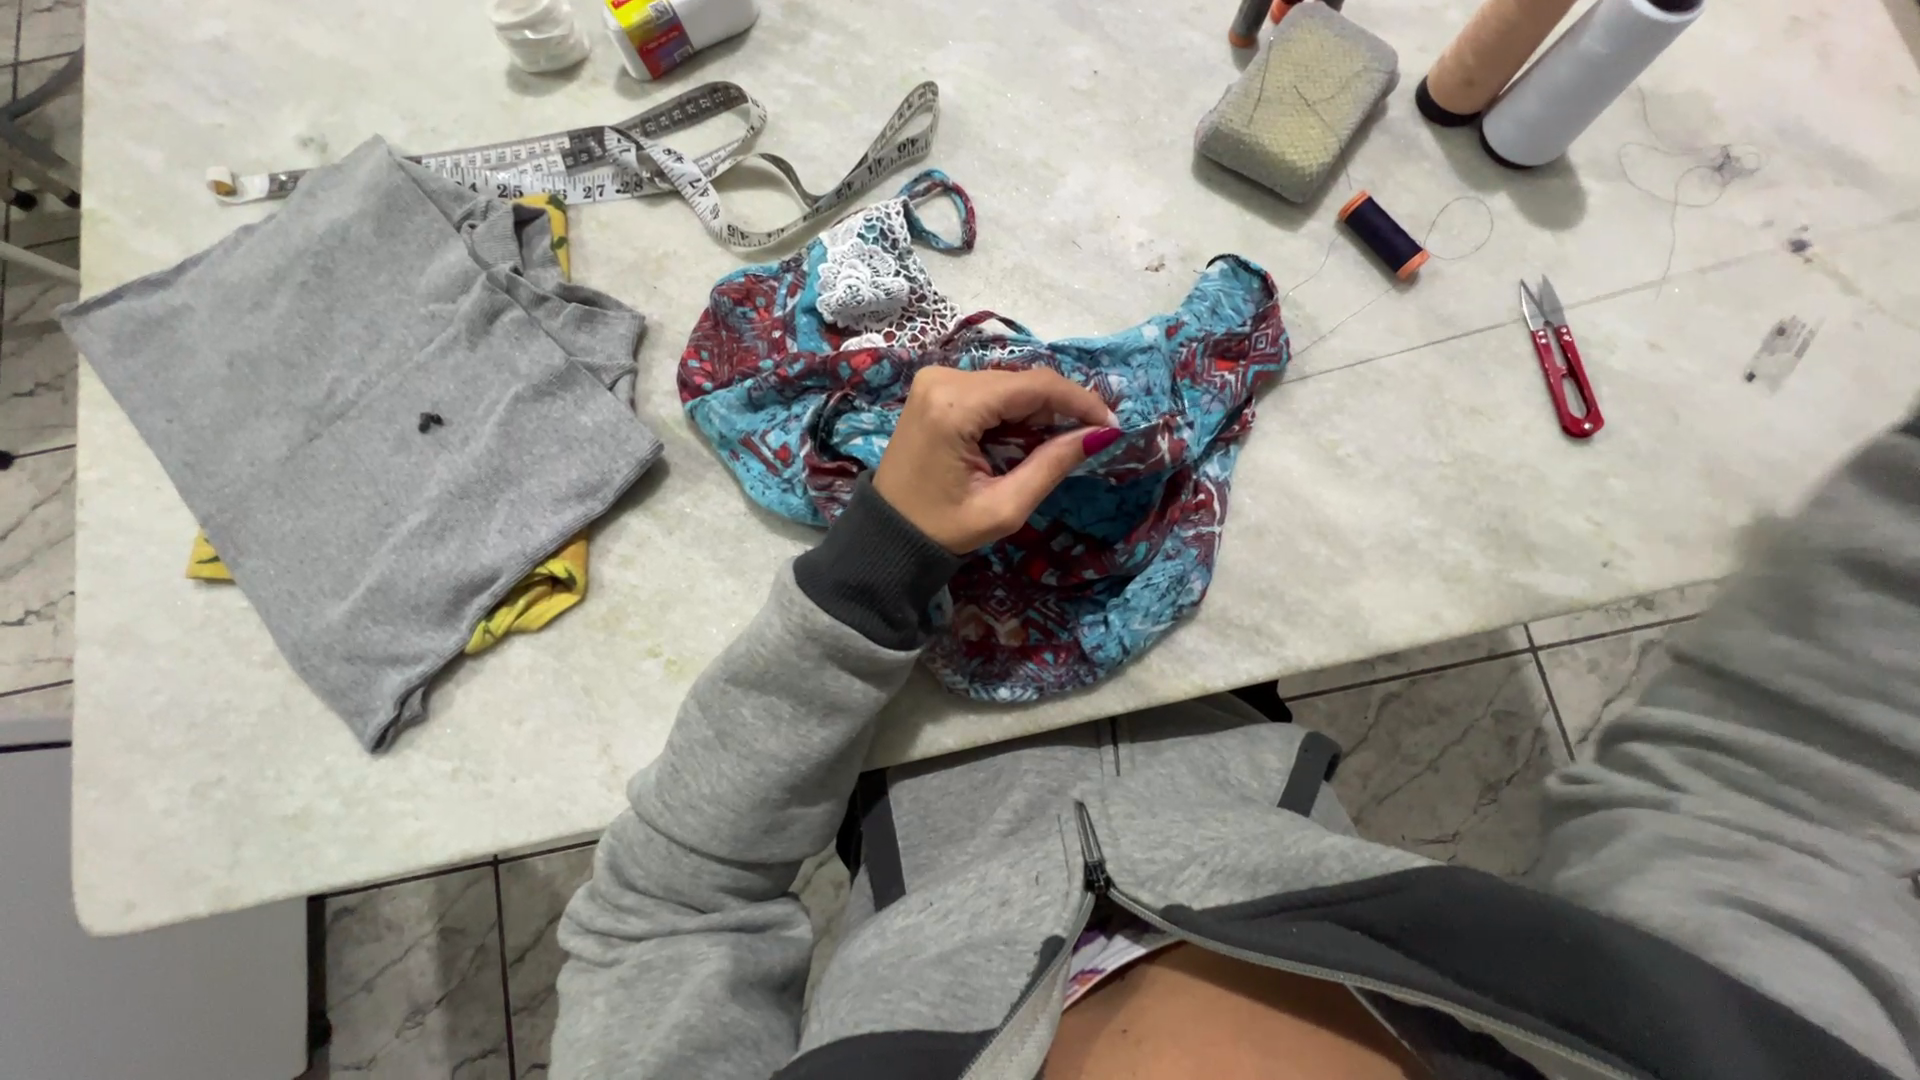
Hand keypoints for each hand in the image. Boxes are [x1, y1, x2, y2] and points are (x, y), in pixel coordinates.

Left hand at [873, 367, 1120, 553]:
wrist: (886, 533)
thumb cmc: (942, 528)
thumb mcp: (1004, 506)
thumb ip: (1052, 465)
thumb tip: (1101, 434)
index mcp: (954, 405)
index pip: (1034, 386)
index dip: (1079, 401)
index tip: (1111, 423)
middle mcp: (942, 379)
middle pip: (1022, 381)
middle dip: (1060, 407)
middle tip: (1091, 437)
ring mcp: (934, 380)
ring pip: (1008, 383)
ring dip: (1039, 410)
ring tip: (1061, 443)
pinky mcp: (934, 388)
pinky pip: (989, 390)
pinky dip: (1015, 411)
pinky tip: (1028, 438)